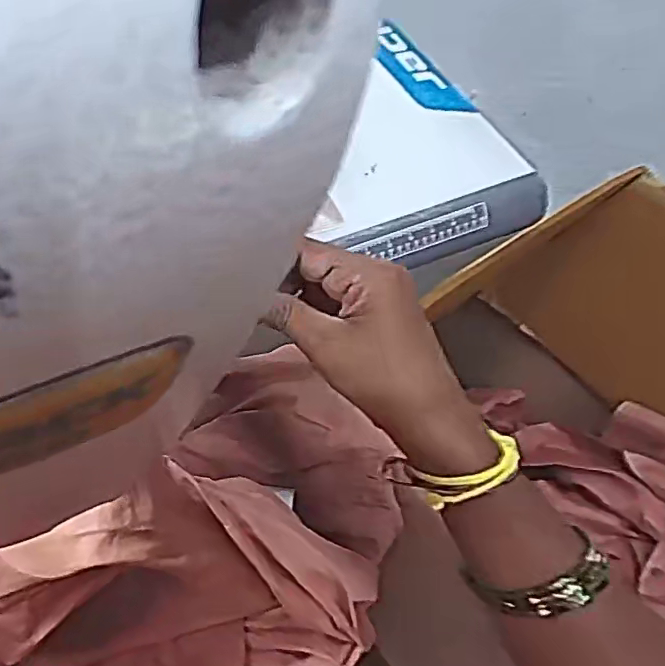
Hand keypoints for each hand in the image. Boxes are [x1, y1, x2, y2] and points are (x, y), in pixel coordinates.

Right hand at [261, 240, 494, 474]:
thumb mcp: (323, 343)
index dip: (271, 259)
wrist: (426, 413)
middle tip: (243, 293)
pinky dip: (312, 308)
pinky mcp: (377, 311)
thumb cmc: (380, 377)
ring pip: (323, 283)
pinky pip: (335, 299)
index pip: (308, 251)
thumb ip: (284, 311)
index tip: (238, 272)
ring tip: (260, 307)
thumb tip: (250, 295)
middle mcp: (377, 272)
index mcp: (369, 272)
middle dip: (281, 279)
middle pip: (316, 264)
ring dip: (295, 296)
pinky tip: (289, 320)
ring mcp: (379, 291)